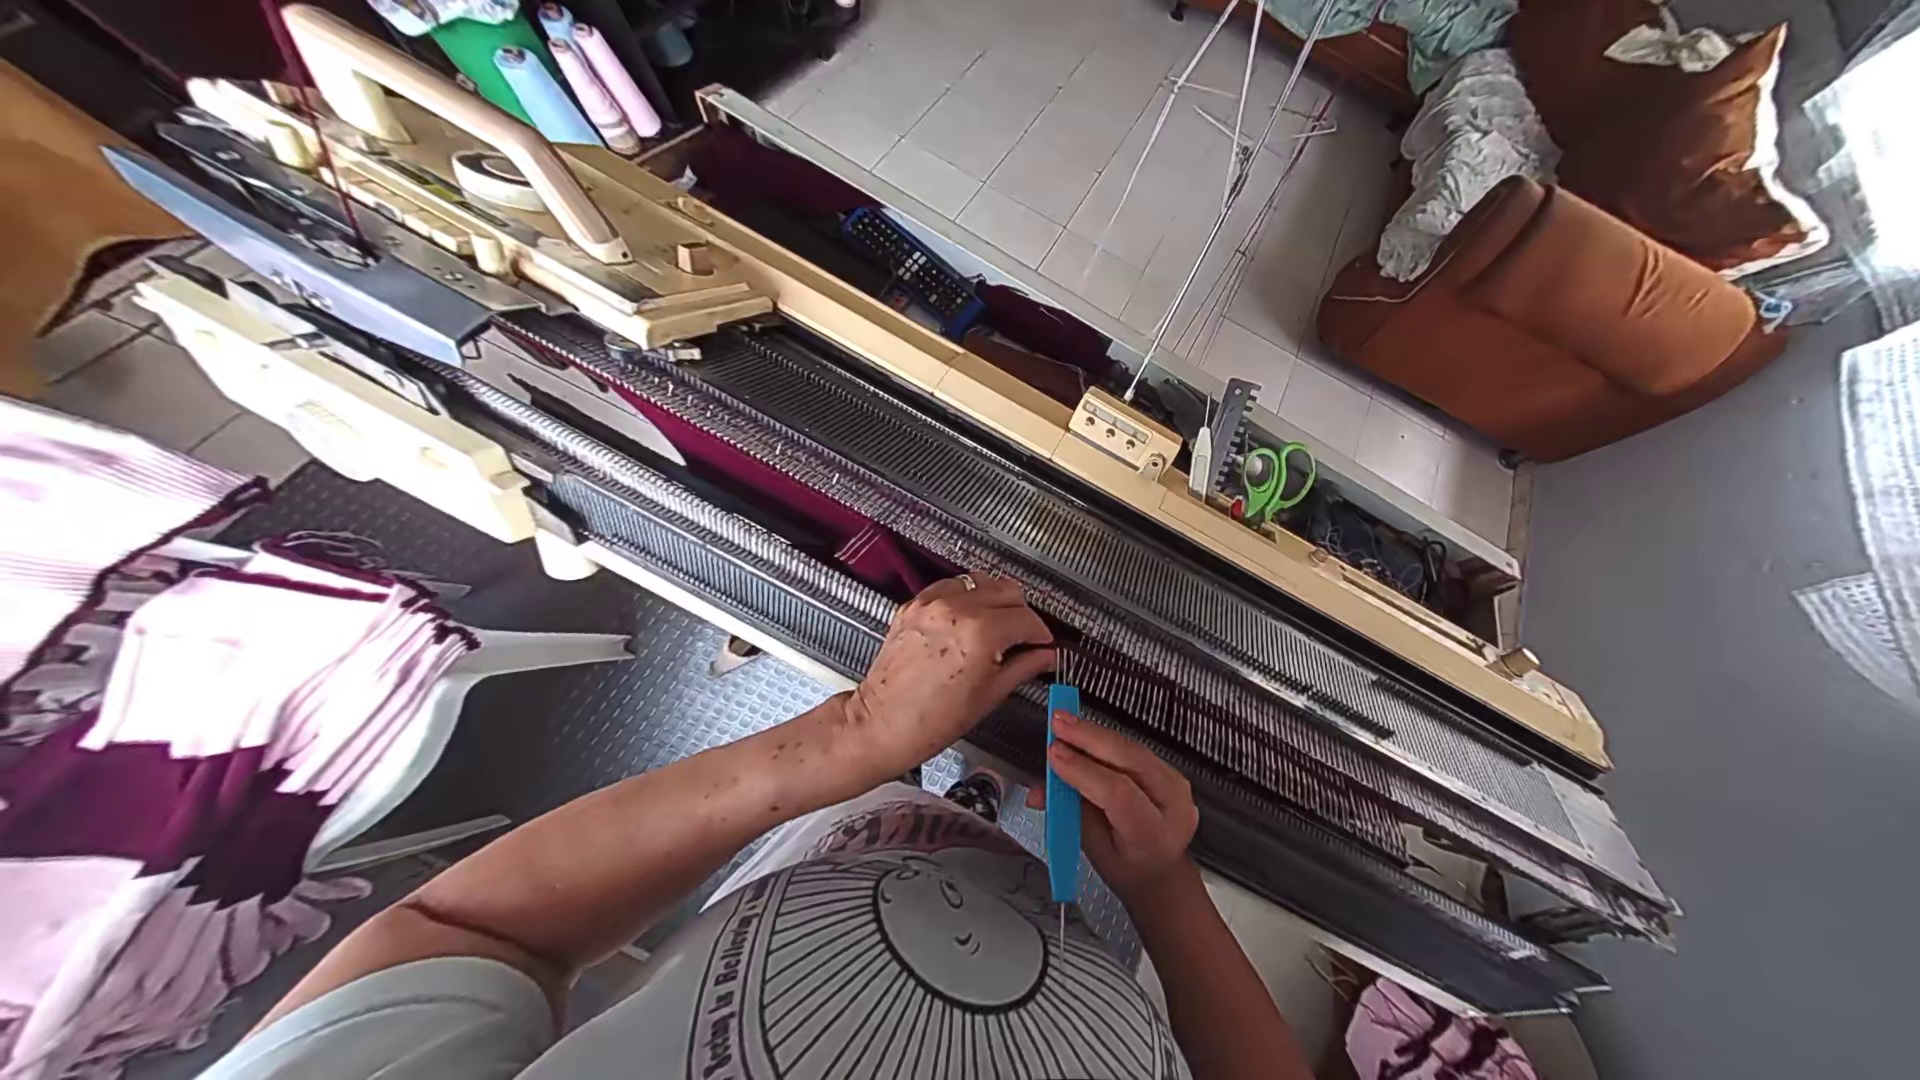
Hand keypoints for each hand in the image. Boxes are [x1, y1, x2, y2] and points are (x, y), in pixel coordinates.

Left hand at [838, 573, 1055, 785]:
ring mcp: (932, 604)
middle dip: (1021, 612)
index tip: (1042, 643)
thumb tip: (1045, 655)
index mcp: (980, 633)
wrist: (883, 723)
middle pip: (1008, 590)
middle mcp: (956, 610)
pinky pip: (950, 586)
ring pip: (980, 581)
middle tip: (1023, 635)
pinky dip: (965, 596)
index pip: (1027, 618)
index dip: (1041, 633)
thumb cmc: (930, 719)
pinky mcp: (914, 605)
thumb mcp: (990, 695)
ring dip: (994, 599)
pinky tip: (967, 618)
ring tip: (995, 625)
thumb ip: (1024, 666)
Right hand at [1028, 710, 1199, 902]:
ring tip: (1064, 721)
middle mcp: (1173, 807)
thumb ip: (1069, 811)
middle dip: (1088, 738)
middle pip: (1129, 760)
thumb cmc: (1124, 865)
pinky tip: (1082, 731)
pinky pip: (1133, 748)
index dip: (1083, 769)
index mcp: (1153, 835)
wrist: (1160, 870)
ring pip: (1131, 748)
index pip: (1118, 794)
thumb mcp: (1092, 848)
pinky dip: (1105, 739)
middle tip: (1057, 722)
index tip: (1053, 752)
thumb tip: (1040, 789)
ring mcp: (1177, 785)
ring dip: (1094, 733)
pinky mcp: (1171, 771)